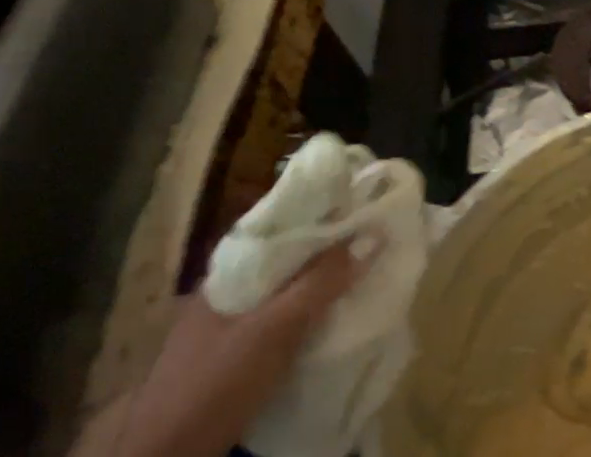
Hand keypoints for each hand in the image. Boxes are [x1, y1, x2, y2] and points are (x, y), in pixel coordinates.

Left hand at [75, 243, 364, 456]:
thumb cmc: (215, 382)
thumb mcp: (273, 330)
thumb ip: (319, 283)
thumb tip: (373, 233)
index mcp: (225, 279)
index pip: (278, 232)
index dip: (320, 219)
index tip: (364, 209)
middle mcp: (225, 297)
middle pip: (285, 264)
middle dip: (328, 255)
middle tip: (376, 243)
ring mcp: (228, 331)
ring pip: (286, 295)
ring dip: (322, 288)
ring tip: (365, 277)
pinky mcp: (236, 361)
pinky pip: (283, 324)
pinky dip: (310, 317)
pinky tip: (334, 321)